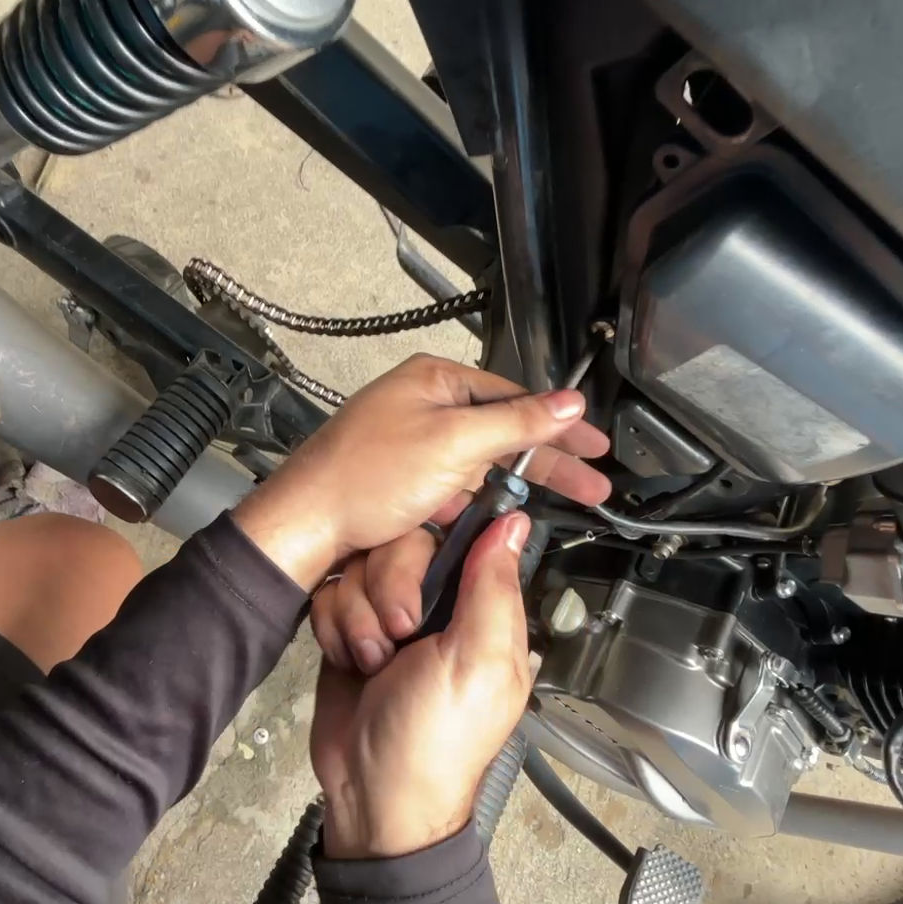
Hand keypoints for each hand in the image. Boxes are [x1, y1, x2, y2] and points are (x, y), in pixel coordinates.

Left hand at [232, 354, 609, 588]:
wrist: (310, 522)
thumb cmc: (364, 475)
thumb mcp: (454, 442)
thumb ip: (516, 422)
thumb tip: (567, 402)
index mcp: (436, 382)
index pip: (516, 398)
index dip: (560, 426)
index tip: (592, 447)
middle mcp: (423, 405)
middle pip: (503, 429)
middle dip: (550, 459)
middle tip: (589, 482)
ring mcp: (413, 441)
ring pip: (480, 459)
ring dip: (518, 481)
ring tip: (563, 498)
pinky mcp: (403, 476)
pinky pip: (454, 482)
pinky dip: (479, 497)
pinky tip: (499, 513)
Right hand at [311, 511, 535, 858]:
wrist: (371, 794)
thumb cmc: (435, 740)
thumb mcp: (478, 664)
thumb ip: (493, 590)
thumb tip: (514, 522)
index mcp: (481, 611)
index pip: (459, 538)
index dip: (434, 546)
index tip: (420, 576)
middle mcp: (436, 606)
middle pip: (400, 547)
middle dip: (389, 591)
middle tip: (398, 636)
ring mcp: (388, 616)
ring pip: (359, 568)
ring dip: (357, 617)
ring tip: (371, 661)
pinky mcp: (349, 629)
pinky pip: (331, 594)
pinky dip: (334, 628)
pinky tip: (347, 661)